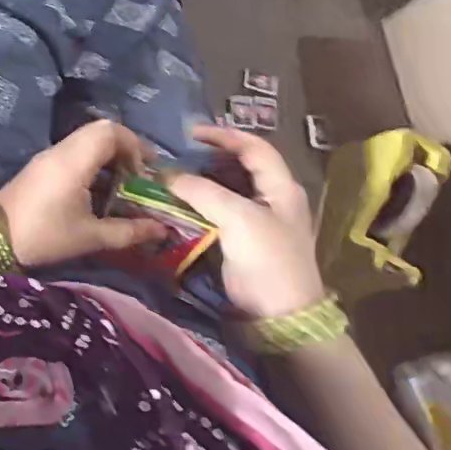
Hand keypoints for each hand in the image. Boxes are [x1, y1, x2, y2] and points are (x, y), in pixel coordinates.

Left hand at [0, 121, 168, 266]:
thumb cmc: (44, 235)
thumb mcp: (90, 237)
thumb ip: (129, 231)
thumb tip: (162, 230)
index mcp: (74, 160)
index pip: (110, 131)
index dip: (135, 145)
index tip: (147, 171)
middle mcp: (60, 151)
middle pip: (100, 131)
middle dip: (125, 149)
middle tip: (138, 176)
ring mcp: (48, 157)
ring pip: (85, 141)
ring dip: (108, 157)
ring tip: (122, 186)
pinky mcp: (40, 167)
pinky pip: (73, 153)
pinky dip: (91, 164)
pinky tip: (98, 192)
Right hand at [164, 126, 324, 318]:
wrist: (279, 315)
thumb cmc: (266, 260)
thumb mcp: (237, 218)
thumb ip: (203, 192)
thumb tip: (168, 175)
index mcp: (281, 187)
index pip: (254, 147)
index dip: (224, 135)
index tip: (191, 134)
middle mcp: (272, 199)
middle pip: (241, 167)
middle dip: (210, 158)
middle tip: (178, 157)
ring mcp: (259, 222)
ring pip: (229, 190)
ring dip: (202, 182)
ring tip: (175, 179)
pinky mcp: (244, 242)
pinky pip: (220, 213)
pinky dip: (200, 205)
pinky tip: (181, 206)